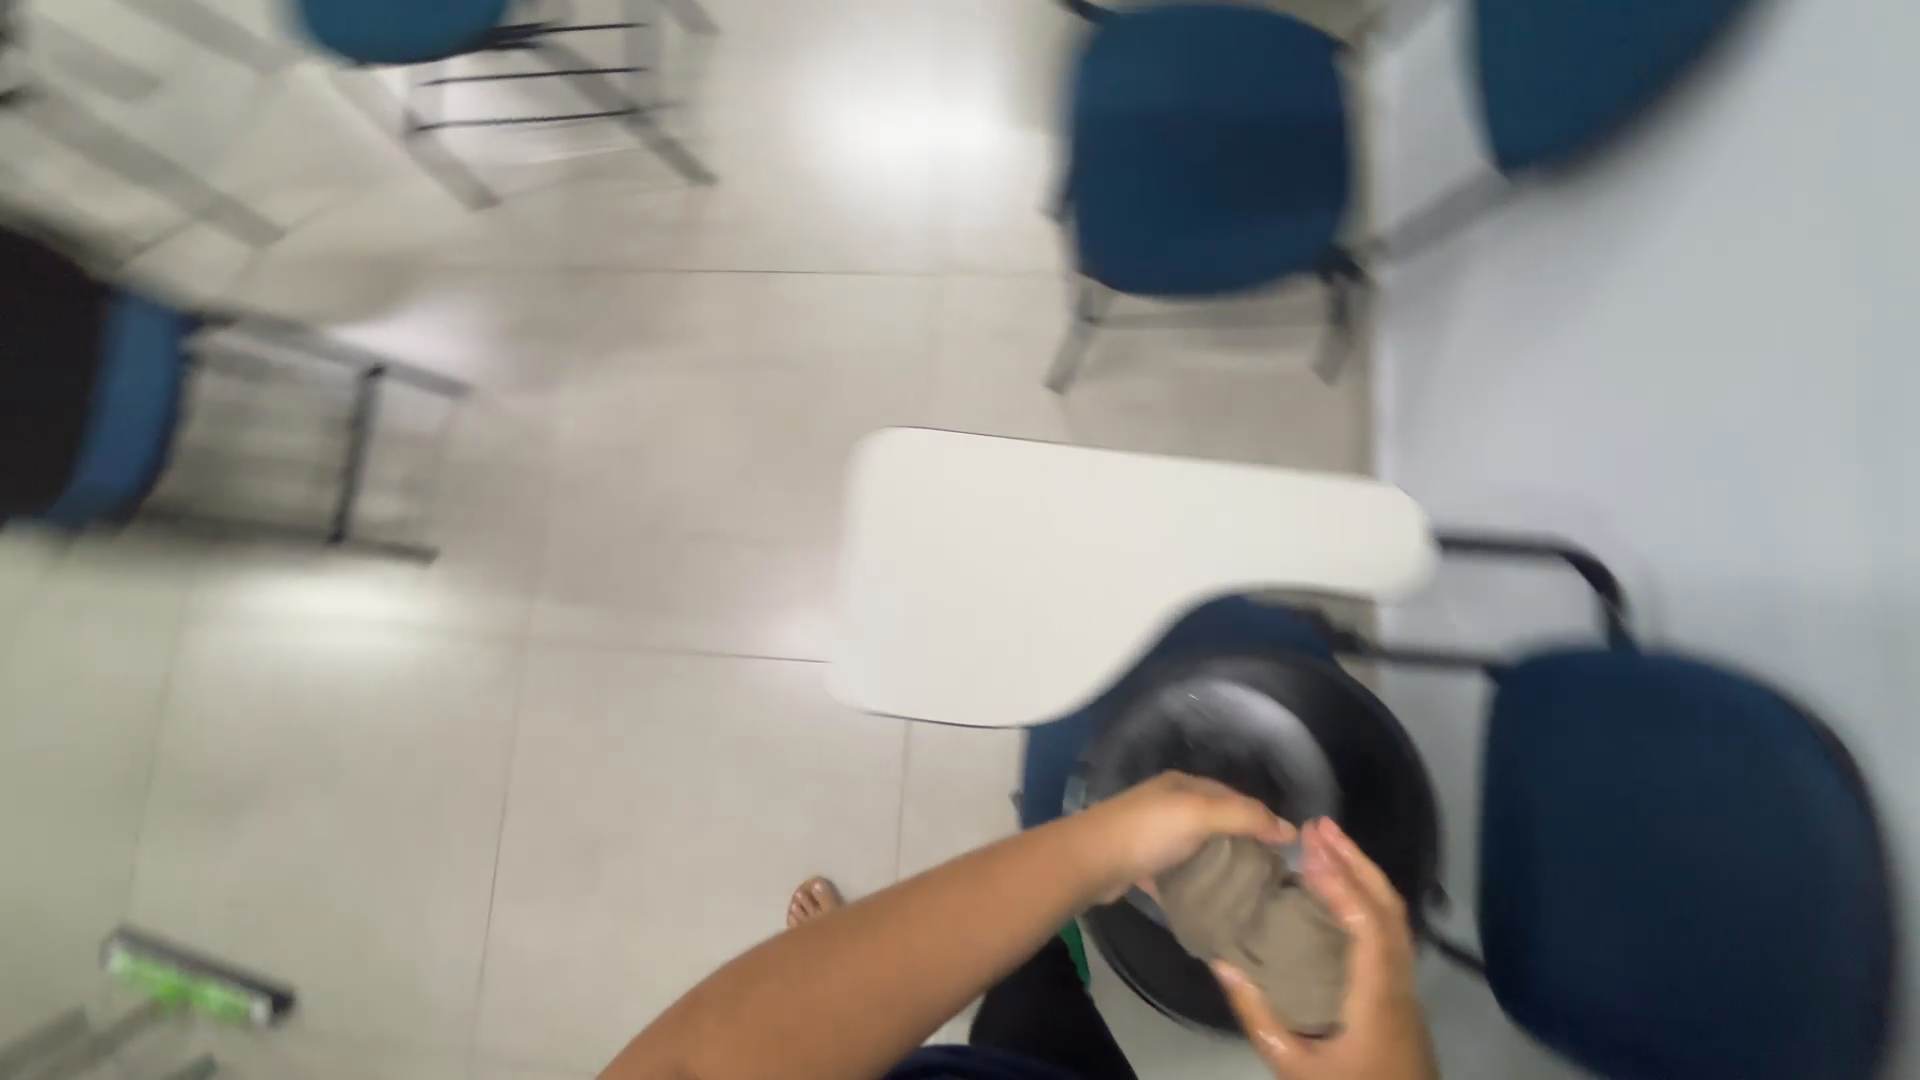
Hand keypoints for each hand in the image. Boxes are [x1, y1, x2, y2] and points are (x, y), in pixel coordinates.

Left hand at [1076, 772, 1295, 901]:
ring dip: (1221, 867)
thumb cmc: (1148, 830)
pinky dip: (1198, 885)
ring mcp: (1154, 835)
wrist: (1091, 860)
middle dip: (1244, 845)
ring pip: (1199, 849)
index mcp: (1182, 785)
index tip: (1288, 851)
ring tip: (1252, 893)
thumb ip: (1244, 817)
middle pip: (1217, 823)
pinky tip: (1216, 903)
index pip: (1233, 797)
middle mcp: (1169, 804)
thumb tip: (1290, 830)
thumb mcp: (1200, 813)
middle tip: (1274, 877)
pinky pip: (1180, 873)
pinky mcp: (1144, 864)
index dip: (1261, 819)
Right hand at [1213, 819, 1437, 1079]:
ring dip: (1363, 874)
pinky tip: (1337, 889)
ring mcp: (1406, 986)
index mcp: (1378, 997)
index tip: (1308, 852)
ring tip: (1326, 843)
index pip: (1368, 925)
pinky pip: (1390, 929)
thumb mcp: (1295, 1069)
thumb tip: (1221, 963)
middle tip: (1317, 827)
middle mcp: (1400, 983)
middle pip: (1390, 909)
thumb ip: (1258, 1017)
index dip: (1341, 884)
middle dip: (1355, 861)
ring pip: (1395, 917)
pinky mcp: (1401, 991)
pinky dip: (1366, 896)